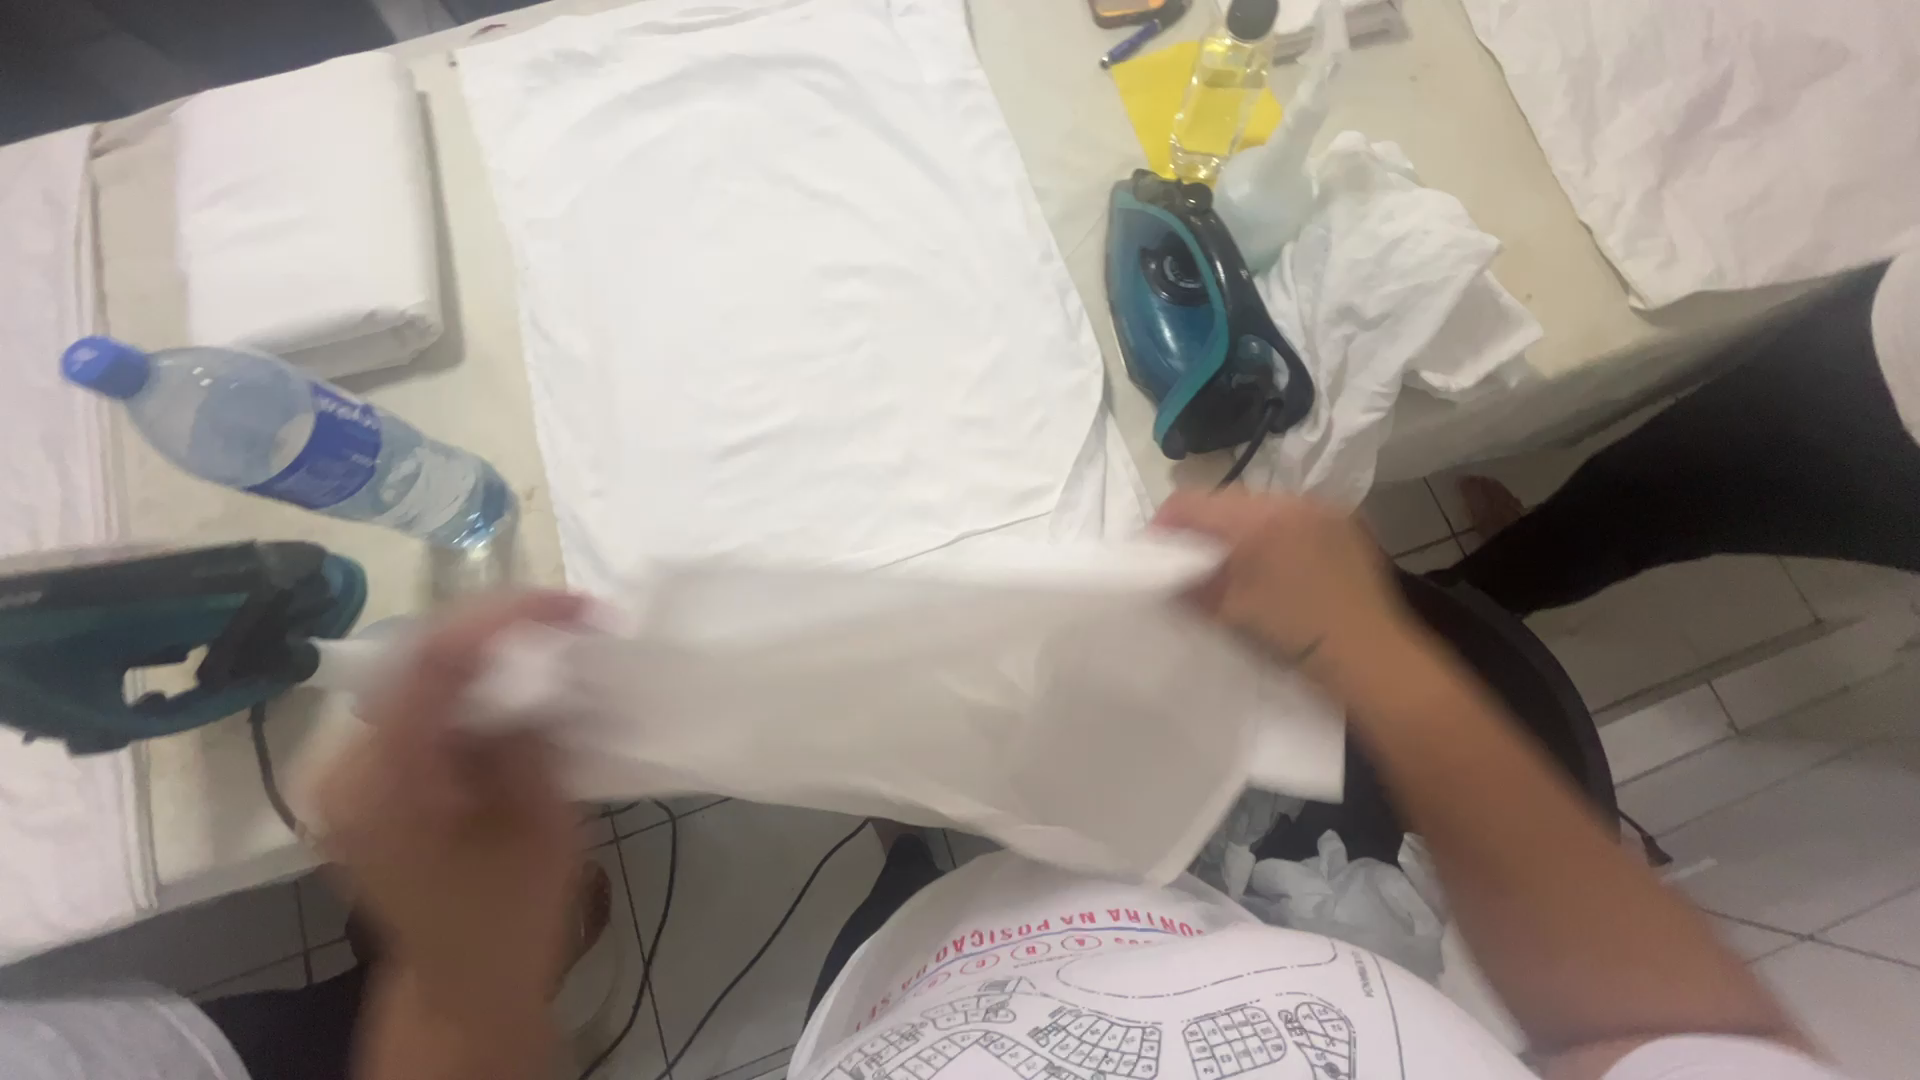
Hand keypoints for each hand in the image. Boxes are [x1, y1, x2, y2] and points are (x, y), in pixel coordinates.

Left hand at [315, 590, 586, 1018]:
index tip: (580, 606)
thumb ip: (530, 741)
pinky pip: (422, 697)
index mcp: (383, 786)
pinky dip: (476, 677)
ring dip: (492, 646)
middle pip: (418, 656)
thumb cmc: (512, 915)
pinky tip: (523, 678)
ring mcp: (349, 769)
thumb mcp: (542, 824)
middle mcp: (345, 768)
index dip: (507, 617)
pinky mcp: (371, 772)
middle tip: (575, 615)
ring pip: (419, 669)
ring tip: (557, 634)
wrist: (464, 980)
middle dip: (503, 624)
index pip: (431, 662)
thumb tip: (533, 678)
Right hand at [1153, 489, 1426, 693]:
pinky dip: (1271, 535)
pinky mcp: (1344, 526)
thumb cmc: (1297, 640)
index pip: (1189, 502)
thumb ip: (1189, 586)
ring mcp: (1323, 510)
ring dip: (1237, 530)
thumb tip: (1162, 575)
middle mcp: (1292, 501)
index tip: (1155, 554)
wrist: (1374, 662)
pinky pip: (1291, 517)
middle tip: (1190, 563)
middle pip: (1224, 500)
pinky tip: (1273, 568)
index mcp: (1258, 520)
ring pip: (1258, 507)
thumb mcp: (1229, 613)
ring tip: (1233, 567)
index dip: (1164, 525)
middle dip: (1202, 528)